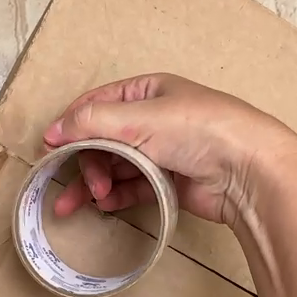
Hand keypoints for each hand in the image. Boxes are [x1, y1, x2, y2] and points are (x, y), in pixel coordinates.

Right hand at [43, 73, 296, 232]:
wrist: (245, 170)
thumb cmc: (198, 131)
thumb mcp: (139, 119)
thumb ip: (91, 123)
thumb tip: (51, 131)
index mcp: (146, 92)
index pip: (95, 105)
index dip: (70, 126)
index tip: (50, 150)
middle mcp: (151, 119)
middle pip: (101, 140)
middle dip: (86, 163)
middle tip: (84, 186)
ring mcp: (159, 152)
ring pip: (114, 167)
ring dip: (96, 183)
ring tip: (89, 202)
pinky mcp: (166, 182)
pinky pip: (130, 188)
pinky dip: (116, 196)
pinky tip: (106, 205)